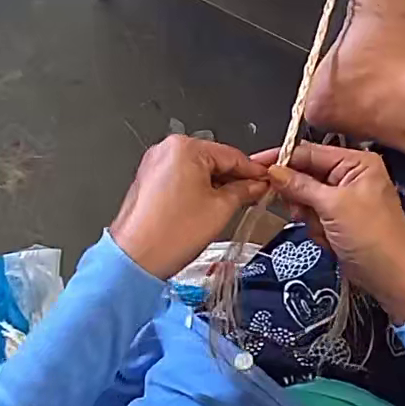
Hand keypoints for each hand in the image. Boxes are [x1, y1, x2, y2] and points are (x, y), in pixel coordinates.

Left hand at [110, 136, 270, 279]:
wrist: (136, 257)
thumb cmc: (169, 234)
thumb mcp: (220, 209)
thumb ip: (243, 191)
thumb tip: (255, 185)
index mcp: (184, 148)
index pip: (231, 154)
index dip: (254, 170)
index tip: (268, 181)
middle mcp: (166, 150)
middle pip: (213, 159)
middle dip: (234, 178)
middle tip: (255, 195)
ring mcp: (155, 164)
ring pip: (197, 169)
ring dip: (216, 185)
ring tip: (232, 206)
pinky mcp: (149, 179)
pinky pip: (181, 178)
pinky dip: (198, 189)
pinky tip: (209, 207)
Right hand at [254, 141, 404, 323]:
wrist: (394, 281)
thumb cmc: (371, 237)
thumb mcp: (333, 206)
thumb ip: (299, 185)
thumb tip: (271, 169)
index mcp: (356, 162)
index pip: (309, 152)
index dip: (281, 158)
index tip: (254, 164)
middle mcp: (349, 174)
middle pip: (303, 174)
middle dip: (299, 196)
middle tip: (301, 212)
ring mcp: (343, 197)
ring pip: (304, 196)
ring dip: (308, 215)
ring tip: (322, 229)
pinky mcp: (337, 218)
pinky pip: (311, 214)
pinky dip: (314, 227)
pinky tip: (328, 239)